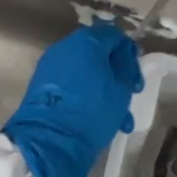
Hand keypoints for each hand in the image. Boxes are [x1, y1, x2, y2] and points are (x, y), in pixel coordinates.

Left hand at [2, 22, 143, 176]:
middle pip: (98, 53)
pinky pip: (70, 83)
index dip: (129, 55)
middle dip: (116, 75)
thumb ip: (125, 69)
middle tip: (128, 97)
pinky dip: (84, 95)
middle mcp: (66, 46)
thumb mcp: (121, 91)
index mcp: (87, 40)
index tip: (135, 79)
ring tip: (117, 120)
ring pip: (85, 72)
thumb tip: (122, 59)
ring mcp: (51, 65)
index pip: (115, 36)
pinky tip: (95, 120)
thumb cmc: (92, 111)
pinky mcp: (41, 84)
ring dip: (102, 90)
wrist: (49, 141)